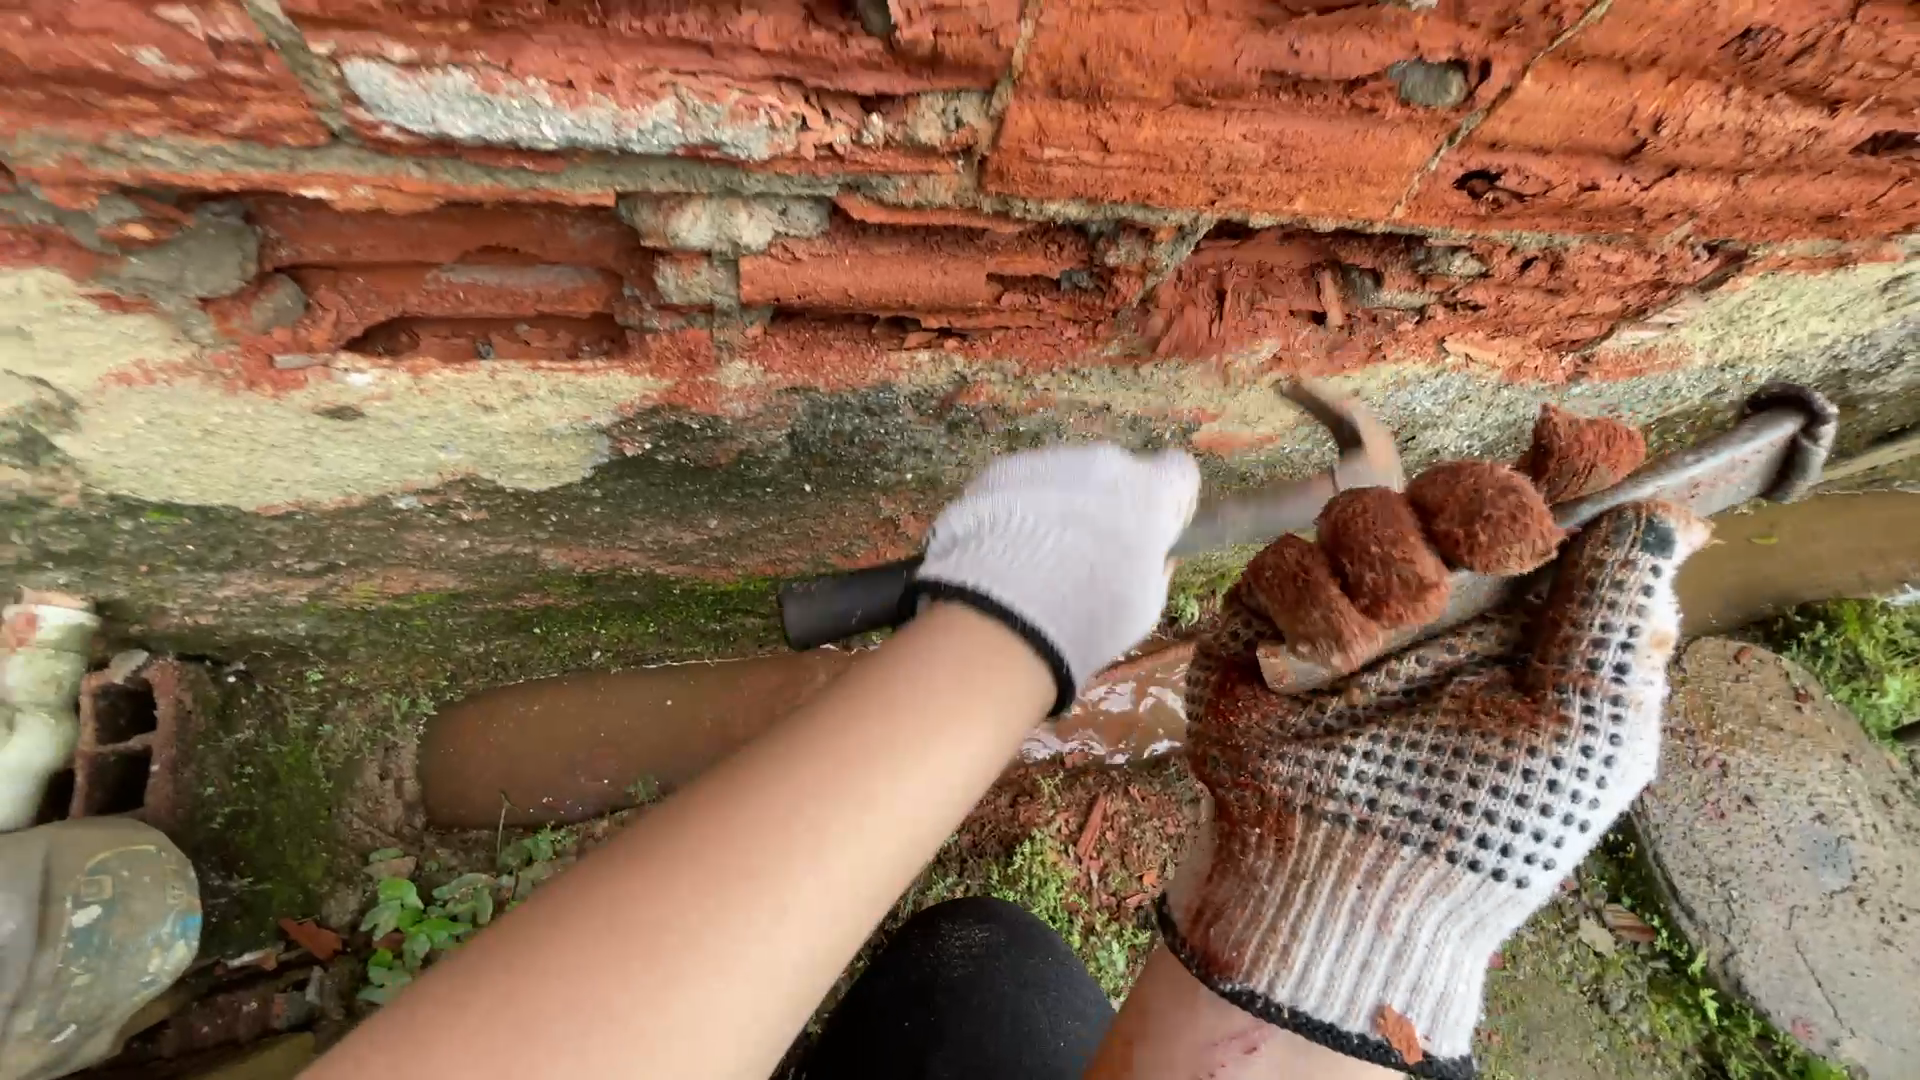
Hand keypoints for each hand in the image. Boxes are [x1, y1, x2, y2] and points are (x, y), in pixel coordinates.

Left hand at [913, 443, 1199, 714]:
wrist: (1001, 614)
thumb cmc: (1088, 617)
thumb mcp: (1143, 606)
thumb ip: (1152, 568)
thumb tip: (1150, 556)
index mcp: (1150, 492)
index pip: (1178, 470)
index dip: (1167, 499)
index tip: (1151, 528)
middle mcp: (1103, 463)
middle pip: (1115, 474)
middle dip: (1107, 503)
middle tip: (1084, 552)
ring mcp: (1048, 461)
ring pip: (1064, 476)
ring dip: (1059, 504)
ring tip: (1035, 556)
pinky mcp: (1001, 470)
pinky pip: (1020, 484)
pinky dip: (1016, 507)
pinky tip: (1002, 549)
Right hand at [1159, 407, 1700, 1075]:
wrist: (1342, 874)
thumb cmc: (1478, 822)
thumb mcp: (1585, 733)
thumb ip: (1616, 618)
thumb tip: (1662, 519)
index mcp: (1518, 616)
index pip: (1545, 505)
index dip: (1561, 463)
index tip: (1575, 445)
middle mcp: (1435, 595)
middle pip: (1449, 484)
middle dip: (1471, 507)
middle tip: (1486, 561)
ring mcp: (1344, 599)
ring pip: (1358, 509)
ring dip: (1380, 570)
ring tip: (1380, 647)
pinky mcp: (1266, 613)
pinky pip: (1283, 558)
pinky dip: (1306, 605)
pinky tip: (1315, 666)